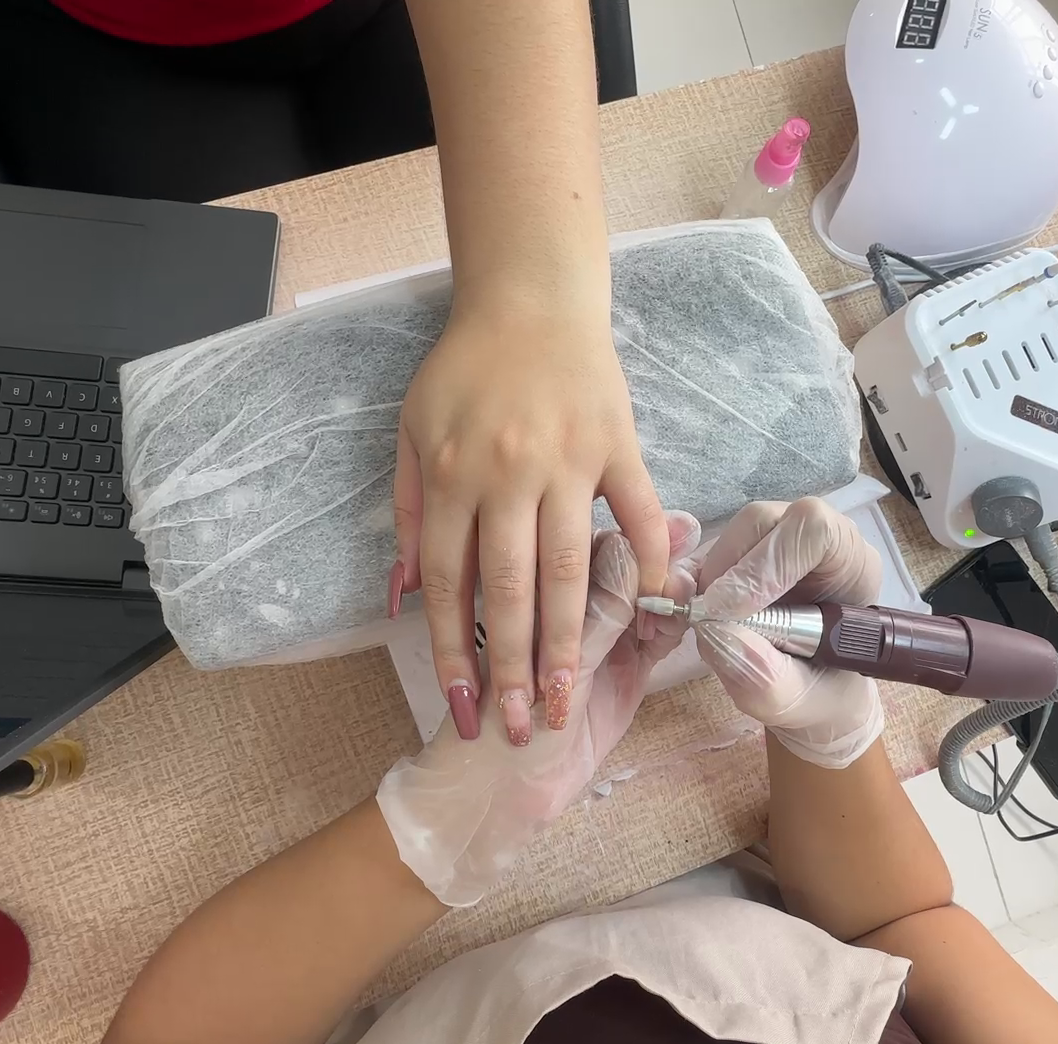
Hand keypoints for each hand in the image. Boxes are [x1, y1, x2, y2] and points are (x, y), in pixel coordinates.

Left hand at [378, 512, 699, 906]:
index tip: (666, 532)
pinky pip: (659, 639)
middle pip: (628, 567)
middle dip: (658, 557)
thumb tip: (632, 547)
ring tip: (688, 590)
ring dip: (669, 592)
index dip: (630, 537)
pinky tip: (683, 621)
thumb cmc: (503, 720)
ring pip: (648, 600)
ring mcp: (606, 637)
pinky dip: (673, 627)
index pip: (591, 546)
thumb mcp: (547, 661)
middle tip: (689, 548)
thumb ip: (593, 611)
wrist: (501, 793)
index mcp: (540, 585)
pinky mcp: (630, 672)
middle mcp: (574, 604)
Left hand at [393, 306, 667, 747]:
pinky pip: (637, 507)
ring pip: (569, 566)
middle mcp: (507, 474)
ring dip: (568, 638)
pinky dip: (650, 555)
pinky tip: (656, 606)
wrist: (526, 300)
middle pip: (507, 590)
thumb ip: (405, 513)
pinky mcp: (617, 445)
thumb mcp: (412, 433)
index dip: (451, 652)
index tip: (462, 709)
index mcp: (452, 474)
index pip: (445, 582)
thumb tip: (400, 596)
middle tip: (519, 730)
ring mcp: (567, 460)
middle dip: (510, 668)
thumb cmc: (464, 370)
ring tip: (568, 696)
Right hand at [691, 499, 886, 768]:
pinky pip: (708, 548)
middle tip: (708, 620)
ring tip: (712, 625)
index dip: (765, 564)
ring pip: (731, 533)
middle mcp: (816, 538)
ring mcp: (777, 536)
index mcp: (852, 565)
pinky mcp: (743, 547)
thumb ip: (765, 678)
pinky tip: (704, 615)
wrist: (810, 692)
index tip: (731, 612)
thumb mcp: (799, 704)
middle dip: (726, 571)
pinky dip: (694, 582)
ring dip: (708, 579)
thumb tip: (716, 632)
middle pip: (762, 521)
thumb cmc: (820, 694)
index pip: (813, 530)